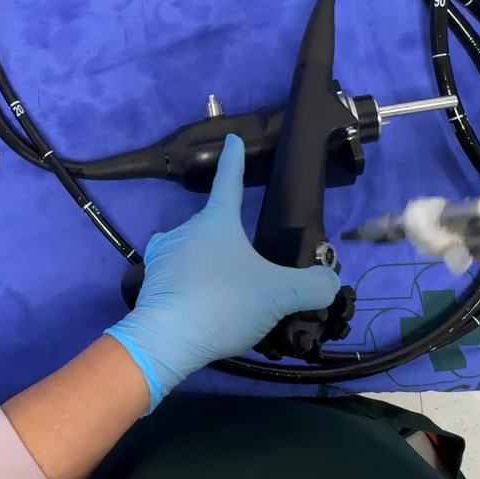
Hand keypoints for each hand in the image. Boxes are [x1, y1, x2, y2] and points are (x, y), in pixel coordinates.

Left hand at [105, 134, 340, 408]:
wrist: (166, 339)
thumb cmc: (223, 303)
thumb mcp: (279, 294)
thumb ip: (311, 286)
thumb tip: (328, 281)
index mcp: (215, 222)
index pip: (228, 182)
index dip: (234, 161)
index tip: (232, 139)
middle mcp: (184, 231)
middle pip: (215, 228)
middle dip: (233, 246)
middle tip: (251, 277)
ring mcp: (163, 255)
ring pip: (195, 253)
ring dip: (212, 268)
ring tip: (230, 298)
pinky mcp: (150, 282)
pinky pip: (179, 277)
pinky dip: (194, 287)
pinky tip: (205, 308)